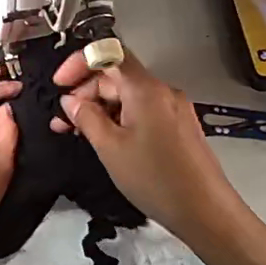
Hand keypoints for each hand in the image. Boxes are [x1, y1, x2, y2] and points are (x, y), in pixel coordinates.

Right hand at [53, 49, 253, 245]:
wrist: (205, 211)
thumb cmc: (156, 179)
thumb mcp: (110, 148)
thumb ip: (87, 118)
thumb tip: (71, 101)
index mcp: (145, 89)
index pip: (109, 53)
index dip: (80, 62)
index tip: (60, 84)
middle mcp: (162, 92)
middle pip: (117, 76)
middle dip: (86, 92)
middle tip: (63, 119)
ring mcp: (172, 109)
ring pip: (128, 96)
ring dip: (100, 108)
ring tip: (77, 133)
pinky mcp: (177, 127)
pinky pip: (141, 112)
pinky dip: (119, 119)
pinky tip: (105, 139)